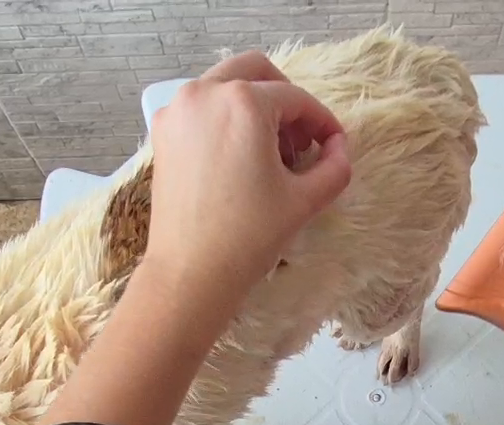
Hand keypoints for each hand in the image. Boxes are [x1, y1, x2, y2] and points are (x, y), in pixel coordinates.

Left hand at [146, 52, 350, 310]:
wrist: (192, 273)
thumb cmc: (248, 238)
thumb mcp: (303, 202)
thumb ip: (334, 169)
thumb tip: (340, 150)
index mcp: (243, 103)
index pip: (296, 99)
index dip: (322, 122)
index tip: (333, 146)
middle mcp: (205, 93)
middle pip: (256, 73)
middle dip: (285, 102)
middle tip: (300, 141)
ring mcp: (178, 111)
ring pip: (226, 86)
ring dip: (254, 108)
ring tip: (269, 155)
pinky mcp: (163, 134)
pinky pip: (201, 109)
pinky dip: (225, 121)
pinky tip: (238, 161)